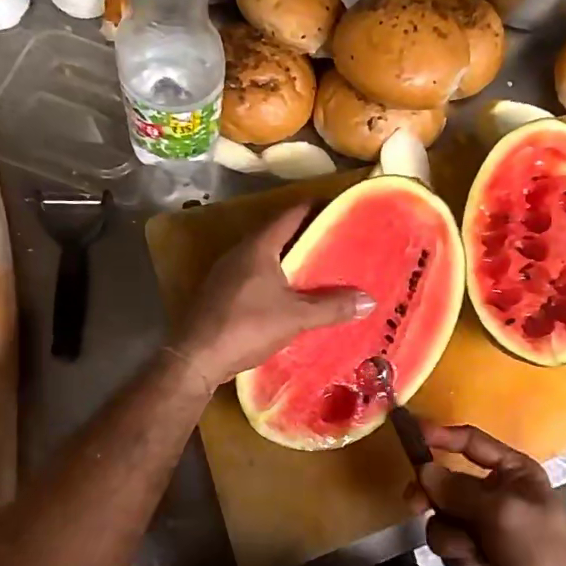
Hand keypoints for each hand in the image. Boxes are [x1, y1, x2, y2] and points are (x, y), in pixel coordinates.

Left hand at [172, 203, 374, 387]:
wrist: (196, 358)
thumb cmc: (246, 327)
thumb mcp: (295, 317)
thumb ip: (332, 307)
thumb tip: (369, 299)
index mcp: (258, 247)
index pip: (290, 215)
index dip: (314, 208)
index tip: (337, 207)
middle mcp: (239, 252)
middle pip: (277, 234)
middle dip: (305, 235)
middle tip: (335, 238)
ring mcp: (226, 273)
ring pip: (265, 257)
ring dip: (289, 259)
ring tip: (318, 265)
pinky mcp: (220, 294)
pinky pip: (254, 275)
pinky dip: (275, 278)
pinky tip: (289, 293)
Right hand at [408, 424, 565, 565]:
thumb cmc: (542, 549)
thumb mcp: (502, 512)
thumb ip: (458, 490)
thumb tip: (422, 469)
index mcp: (512, 471)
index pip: (471, 442)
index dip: (441, 436)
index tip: (412, 435)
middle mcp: (495, 493)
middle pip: (447, 483)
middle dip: (434, 499)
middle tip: (415, 506)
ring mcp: (484, 526)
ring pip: (443, 521)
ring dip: (455, 542)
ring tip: (480, 559)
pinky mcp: (476, 556)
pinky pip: (450, 549)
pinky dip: (464, 562)